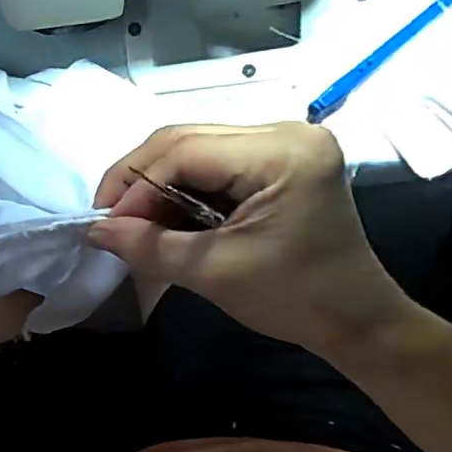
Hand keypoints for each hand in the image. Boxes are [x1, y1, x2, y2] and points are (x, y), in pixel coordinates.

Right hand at [89, 123, 417, 357]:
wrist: (356, 320)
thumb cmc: (295, 300)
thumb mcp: (215, 272)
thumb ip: (149, 246)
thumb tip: (95, 230)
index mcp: (282, 153)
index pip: (186, 151)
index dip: (136, 185)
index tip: (105, 223)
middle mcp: (284, 132)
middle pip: (187, 139)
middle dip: (140, 180)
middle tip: (110, 219)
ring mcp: (283, 142)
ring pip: (195, 148)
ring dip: (156, 184)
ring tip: (132, 222)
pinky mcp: (277, 159)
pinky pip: (214, 163)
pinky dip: (181, 189)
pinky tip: (163, 216)